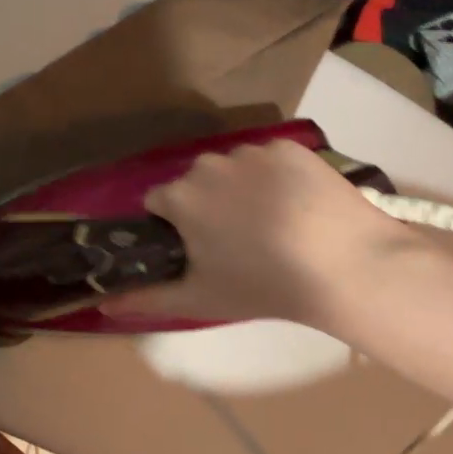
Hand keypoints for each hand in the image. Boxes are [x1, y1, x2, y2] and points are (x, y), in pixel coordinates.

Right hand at [99, 139, 425, 329]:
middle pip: (195, 182)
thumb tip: (103, 305)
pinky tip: (298, 205)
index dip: (174, 225)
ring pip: (232, 169)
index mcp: (179, 197)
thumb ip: (148, 298)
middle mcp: (206, 165)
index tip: (198, 248)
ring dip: (241, 188)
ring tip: (273, 223)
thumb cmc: (265, 285)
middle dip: (208, 204)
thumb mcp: (200, 299)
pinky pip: (269, 159)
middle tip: (239, 241)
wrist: (349, 267)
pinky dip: (277, 177)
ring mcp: (250, 153)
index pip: (159, 202)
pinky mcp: (290, 148)